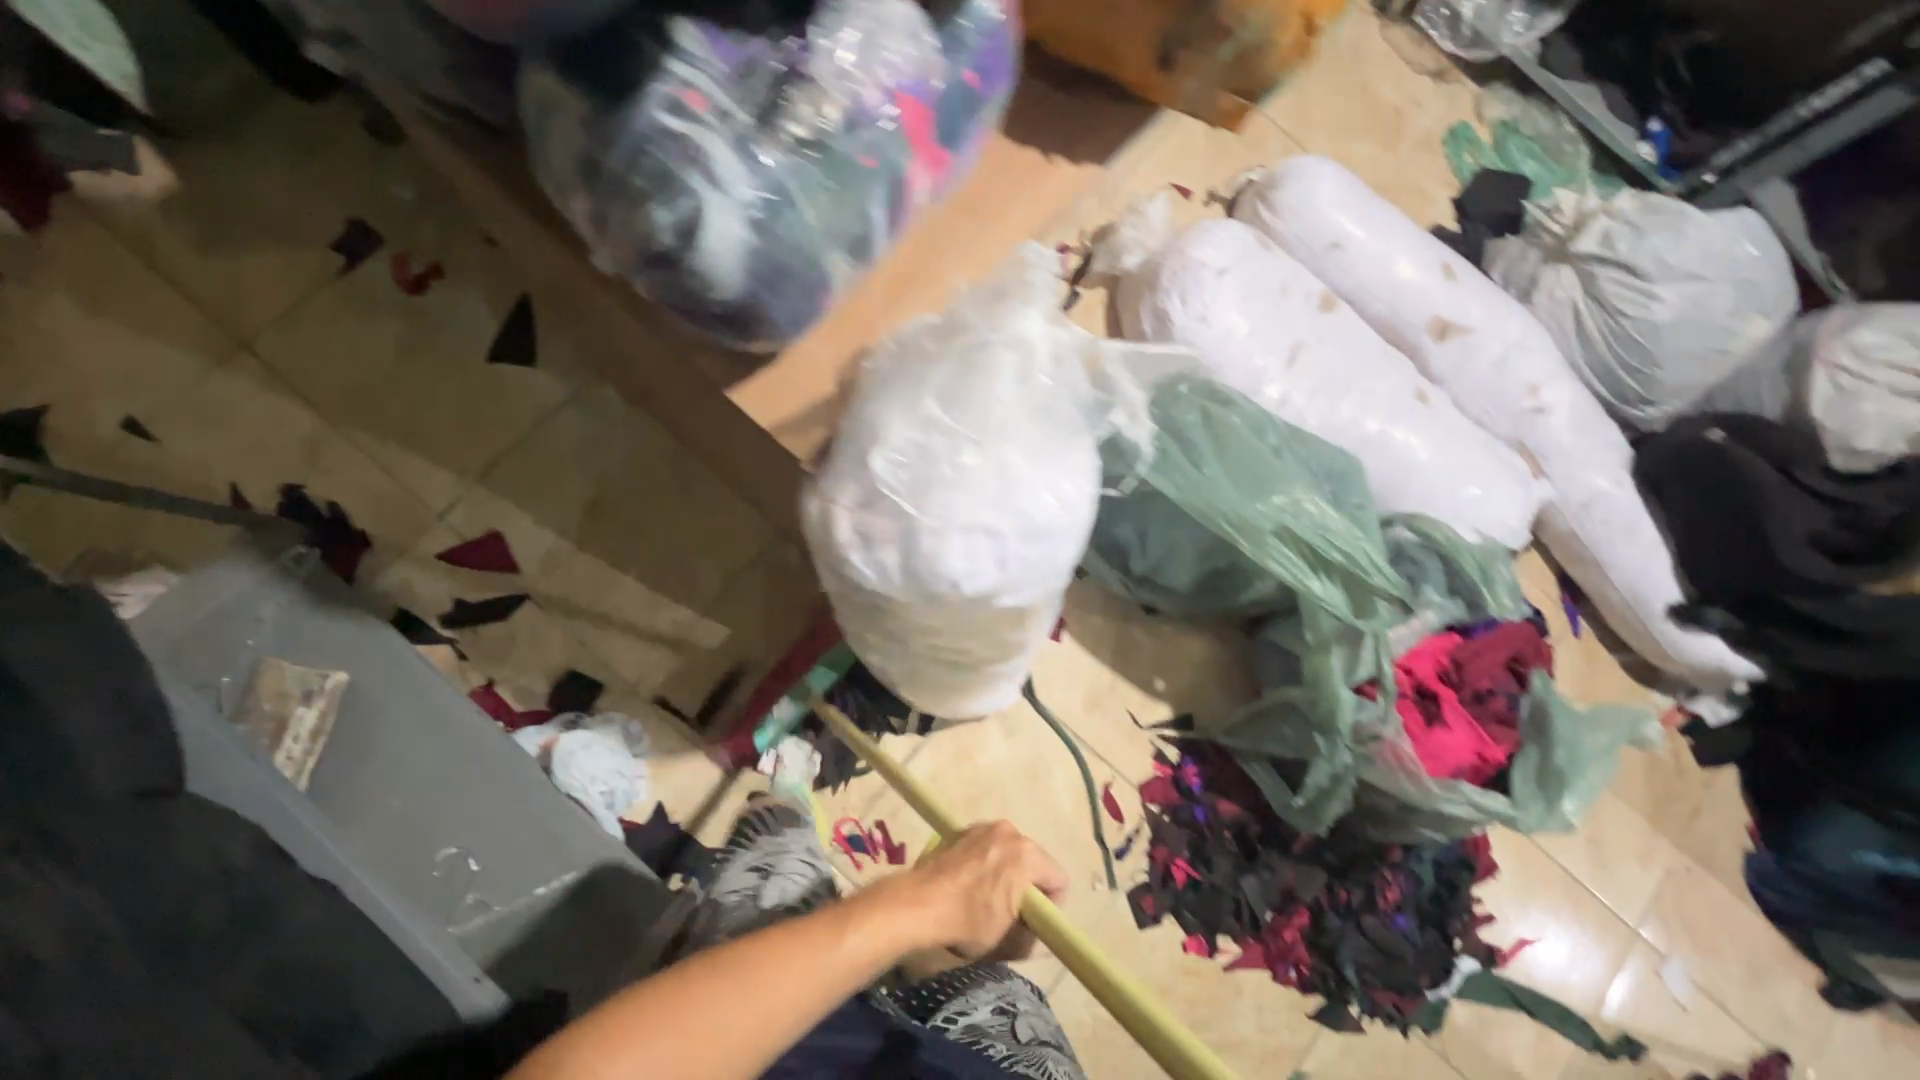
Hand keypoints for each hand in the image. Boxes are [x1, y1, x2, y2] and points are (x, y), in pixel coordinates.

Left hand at [872, 821, 1068, 962]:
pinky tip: (968, 885)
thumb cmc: (969, 921)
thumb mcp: (1008, 943)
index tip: (1035, 924)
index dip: (1052, 906)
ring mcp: (983, 828)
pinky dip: (984, 864)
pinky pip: (985, 848)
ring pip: (1008, 853)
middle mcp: (1010, 832)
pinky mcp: (960, 830)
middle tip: (1012, 913)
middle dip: (1028, 887)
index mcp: (1028, 855)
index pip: (1059, 880)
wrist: (917, 904)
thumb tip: (1034, 934)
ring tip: (987, 898)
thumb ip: (1032, 939)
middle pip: (1033, 862)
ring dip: (1005, 873)